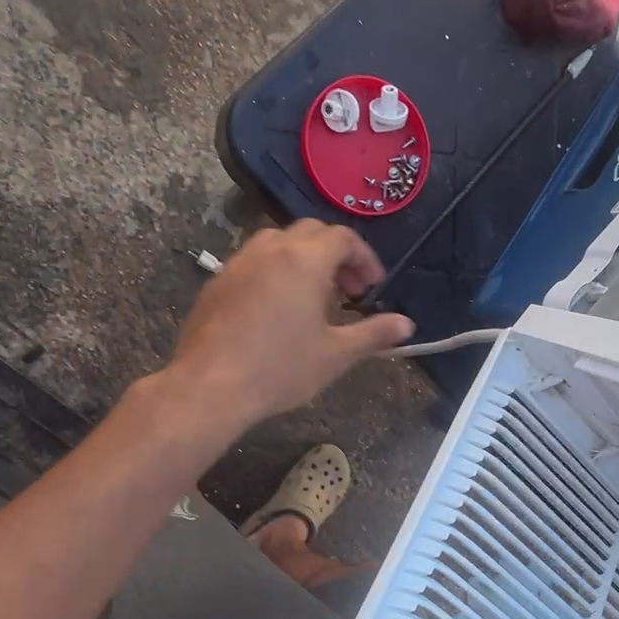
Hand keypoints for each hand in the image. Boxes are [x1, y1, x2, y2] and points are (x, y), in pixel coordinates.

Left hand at [165, 220, 414, 424]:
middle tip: (348, 291)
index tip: (372, 287)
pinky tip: (277, 311)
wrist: (211, 386)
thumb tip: (407, 324)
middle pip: (311, 232)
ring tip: (312, 299)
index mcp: (304, 261)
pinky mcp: (217, 283)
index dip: (365, 258)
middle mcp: (270, 250)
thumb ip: (374, 334)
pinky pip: (253, 262)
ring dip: (303, 260)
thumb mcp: (336, 355)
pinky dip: (275, 272)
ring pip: (278, 243)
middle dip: (336, 255)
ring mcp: (238, 263)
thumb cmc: (281, 369)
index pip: (343, 238)